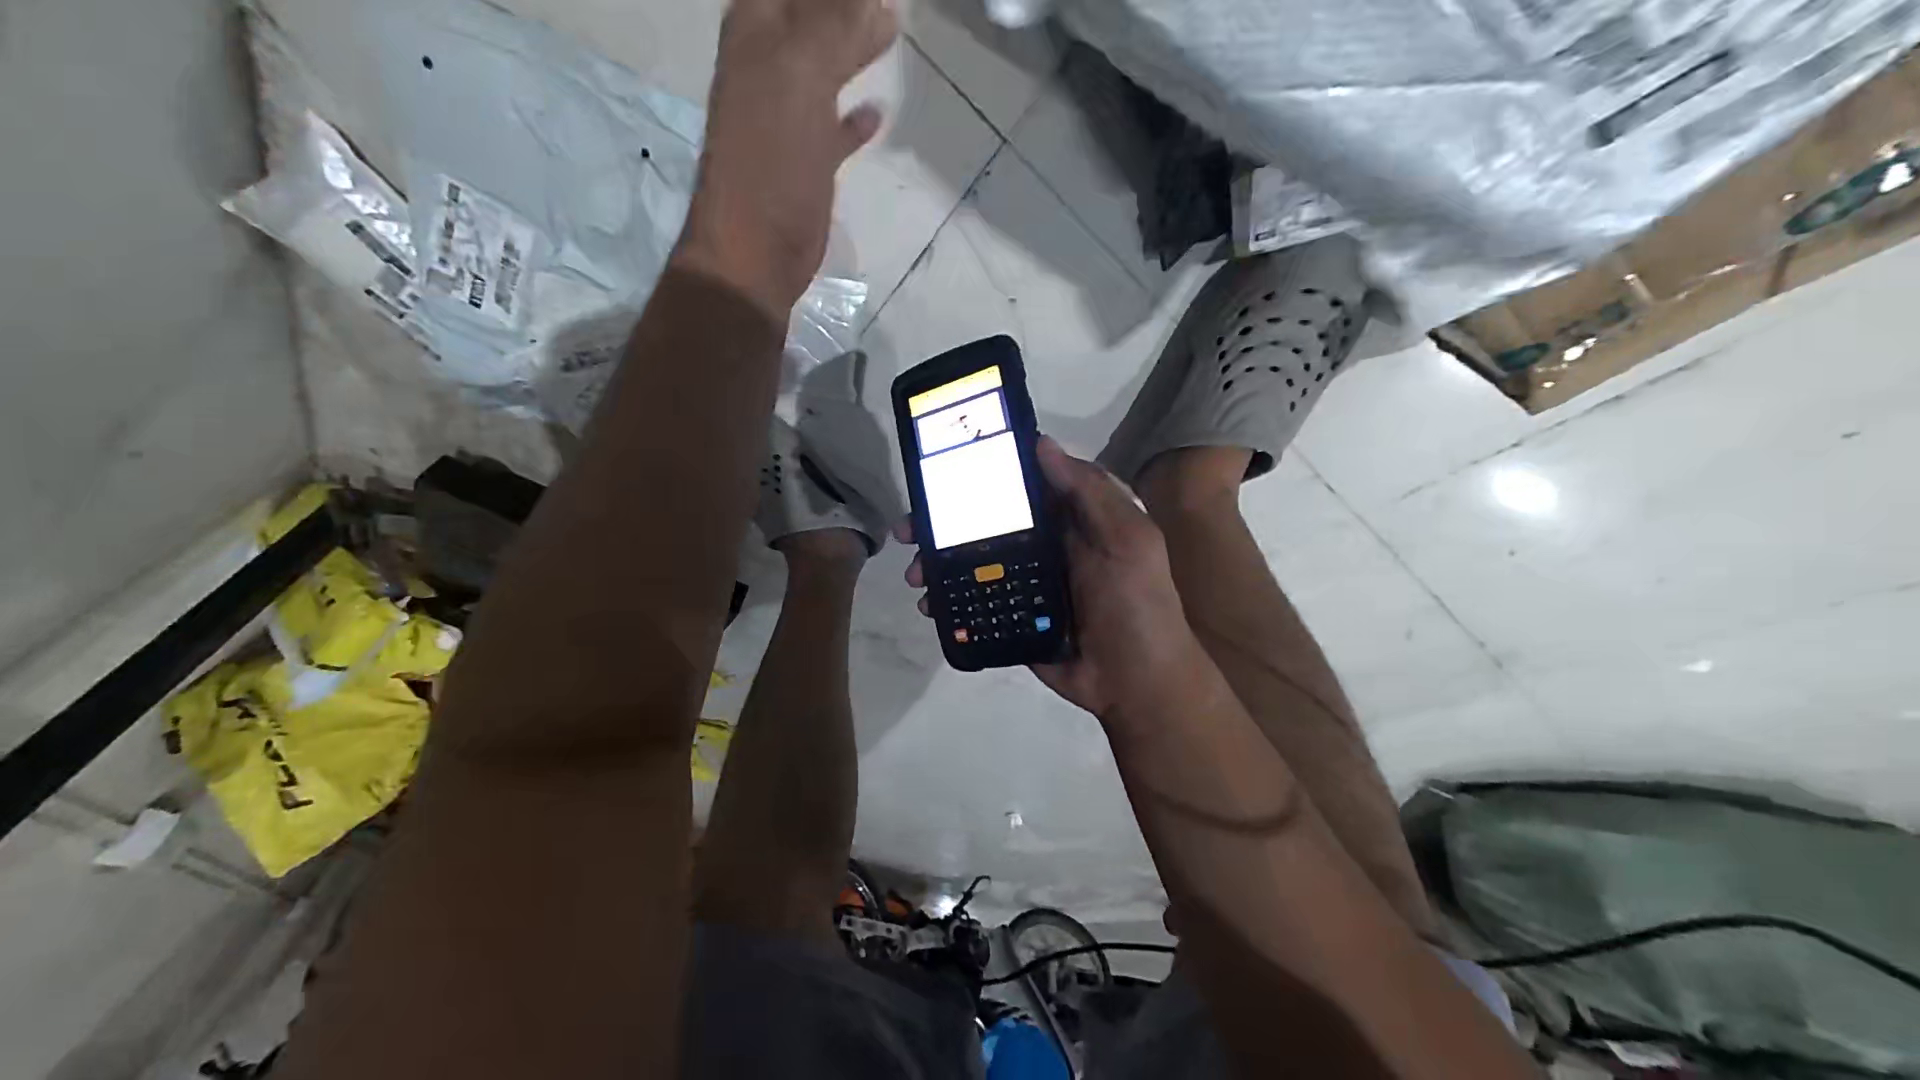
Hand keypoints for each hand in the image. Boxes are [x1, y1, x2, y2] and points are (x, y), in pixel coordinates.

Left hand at [674, 0, 896, 318]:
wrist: (754, 251)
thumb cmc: (770, 162)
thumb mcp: (800, 78)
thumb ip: (835, 28)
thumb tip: (878, 2)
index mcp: (756, 32)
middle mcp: (768, 64)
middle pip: (810, 13)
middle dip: (844, 6)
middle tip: (885, 2)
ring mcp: (786, 115)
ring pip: (825, 64)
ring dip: (855, 45)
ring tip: (892, 26)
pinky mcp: (806, 161)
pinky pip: (835, 127)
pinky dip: (855, 118)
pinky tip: (878, 111)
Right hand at [902, 437, 1203, 716]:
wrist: (1135, 684)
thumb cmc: (1137, 605)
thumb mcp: (1128, 540)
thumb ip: (1090, 492)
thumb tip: (1042, 443)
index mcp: (1070, 520)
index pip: (1019, 485)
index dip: (980, 474)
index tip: (939, 473)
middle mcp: (1043, 545)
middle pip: (983, 522)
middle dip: (942, 521)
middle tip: (908, 529)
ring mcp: (1025, 583)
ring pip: (971, 561)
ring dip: (937, 560)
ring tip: (913, 572)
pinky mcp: (1012, 616)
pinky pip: (973, 600)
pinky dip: (946, 598)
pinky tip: (928, 603)